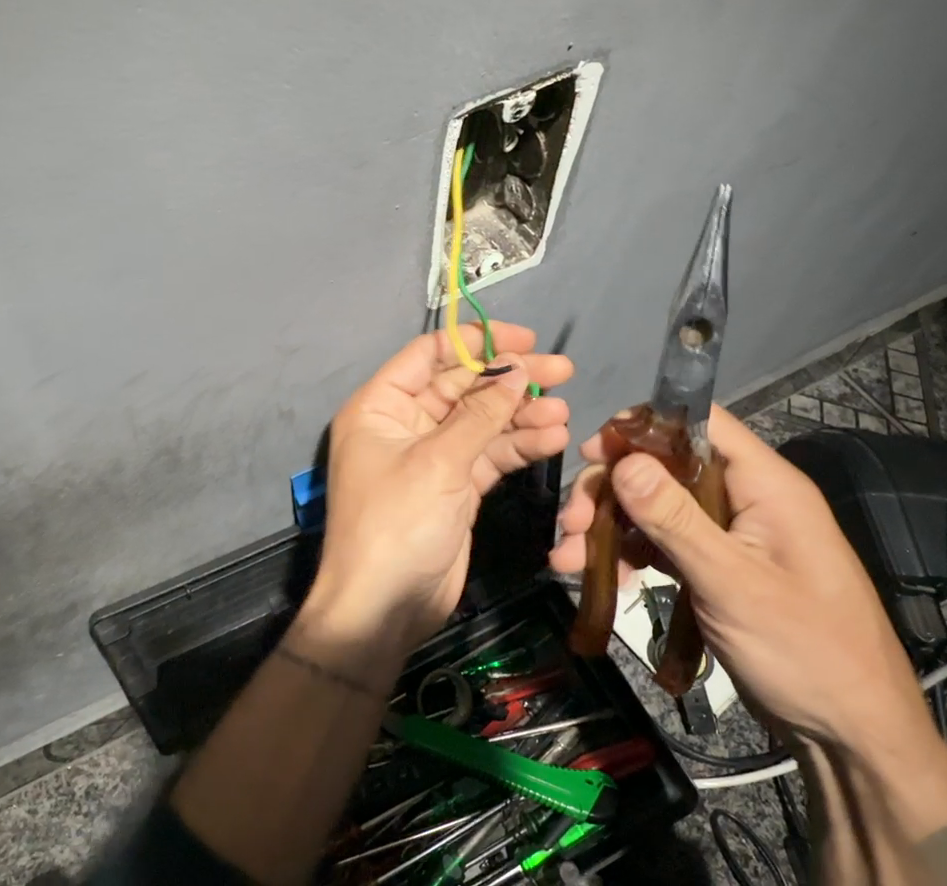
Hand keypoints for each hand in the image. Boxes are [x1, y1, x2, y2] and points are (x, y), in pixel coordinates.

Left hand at [306, 322, 573, 654]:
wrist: (384, 606)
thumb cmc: (397, 524)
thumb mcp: (437, 463)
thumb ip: (480, 413)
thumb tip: (515, 368)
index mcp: (381, 406)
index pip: (428, 355)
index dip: (475, 342)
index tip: (525, 339)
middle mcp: (404, 424)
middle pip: (462, 386)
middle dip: (510, 379)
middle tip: (563, 371)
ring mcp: (431, 456)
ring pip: (482, 421)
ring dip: (521, 415)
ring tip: (565, 412)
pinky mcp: (455, 486)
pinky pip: (489, 454)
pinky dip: (519, 446)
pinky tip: (554, 438)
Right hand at [550, 406, 927, 746]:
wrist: (853, 735)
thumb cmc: (805, 651)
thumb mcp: (732, 583)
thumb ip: (676, 519)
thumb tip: (625, 460)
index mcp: (765, 485)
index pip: (701, 422)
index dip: (643, 426)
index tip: (593, 453)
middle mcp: (747, 500)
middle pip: (665, 468)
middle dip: (612, 490)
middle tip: (570, 524)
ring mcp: (732, 537)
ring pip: (658, 509)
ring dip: (611, 528)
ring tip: (566, 560)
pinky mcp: (719, 570)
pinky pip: (666, 546)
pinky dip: (630, 556)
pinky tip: (599, 578)